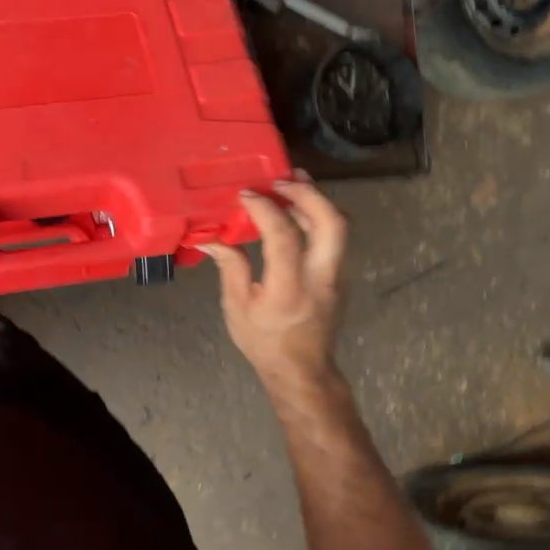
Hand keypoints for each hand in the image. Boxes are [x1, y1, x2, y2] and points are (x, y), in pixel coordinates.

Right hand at [200, 178, 349, 413]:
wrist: (302, 370)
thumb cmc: (264, 342)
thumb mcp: (237, 307)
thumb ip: (230, 267)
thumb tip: (210, 237)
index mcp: (288, 289)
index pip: (284, 236)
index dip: (266, 209)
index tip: (246, 195)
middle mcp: (320, 278)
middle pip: (332, 223)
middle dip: (309, 193)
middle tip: (281, 179)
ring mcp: (336, 276)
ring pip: (339, 226)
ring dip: (316, 201)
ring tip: (291, 184)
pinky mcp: (339, 275)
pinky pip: (335, 237)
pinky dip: (318, 216)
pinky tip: (297, 210)